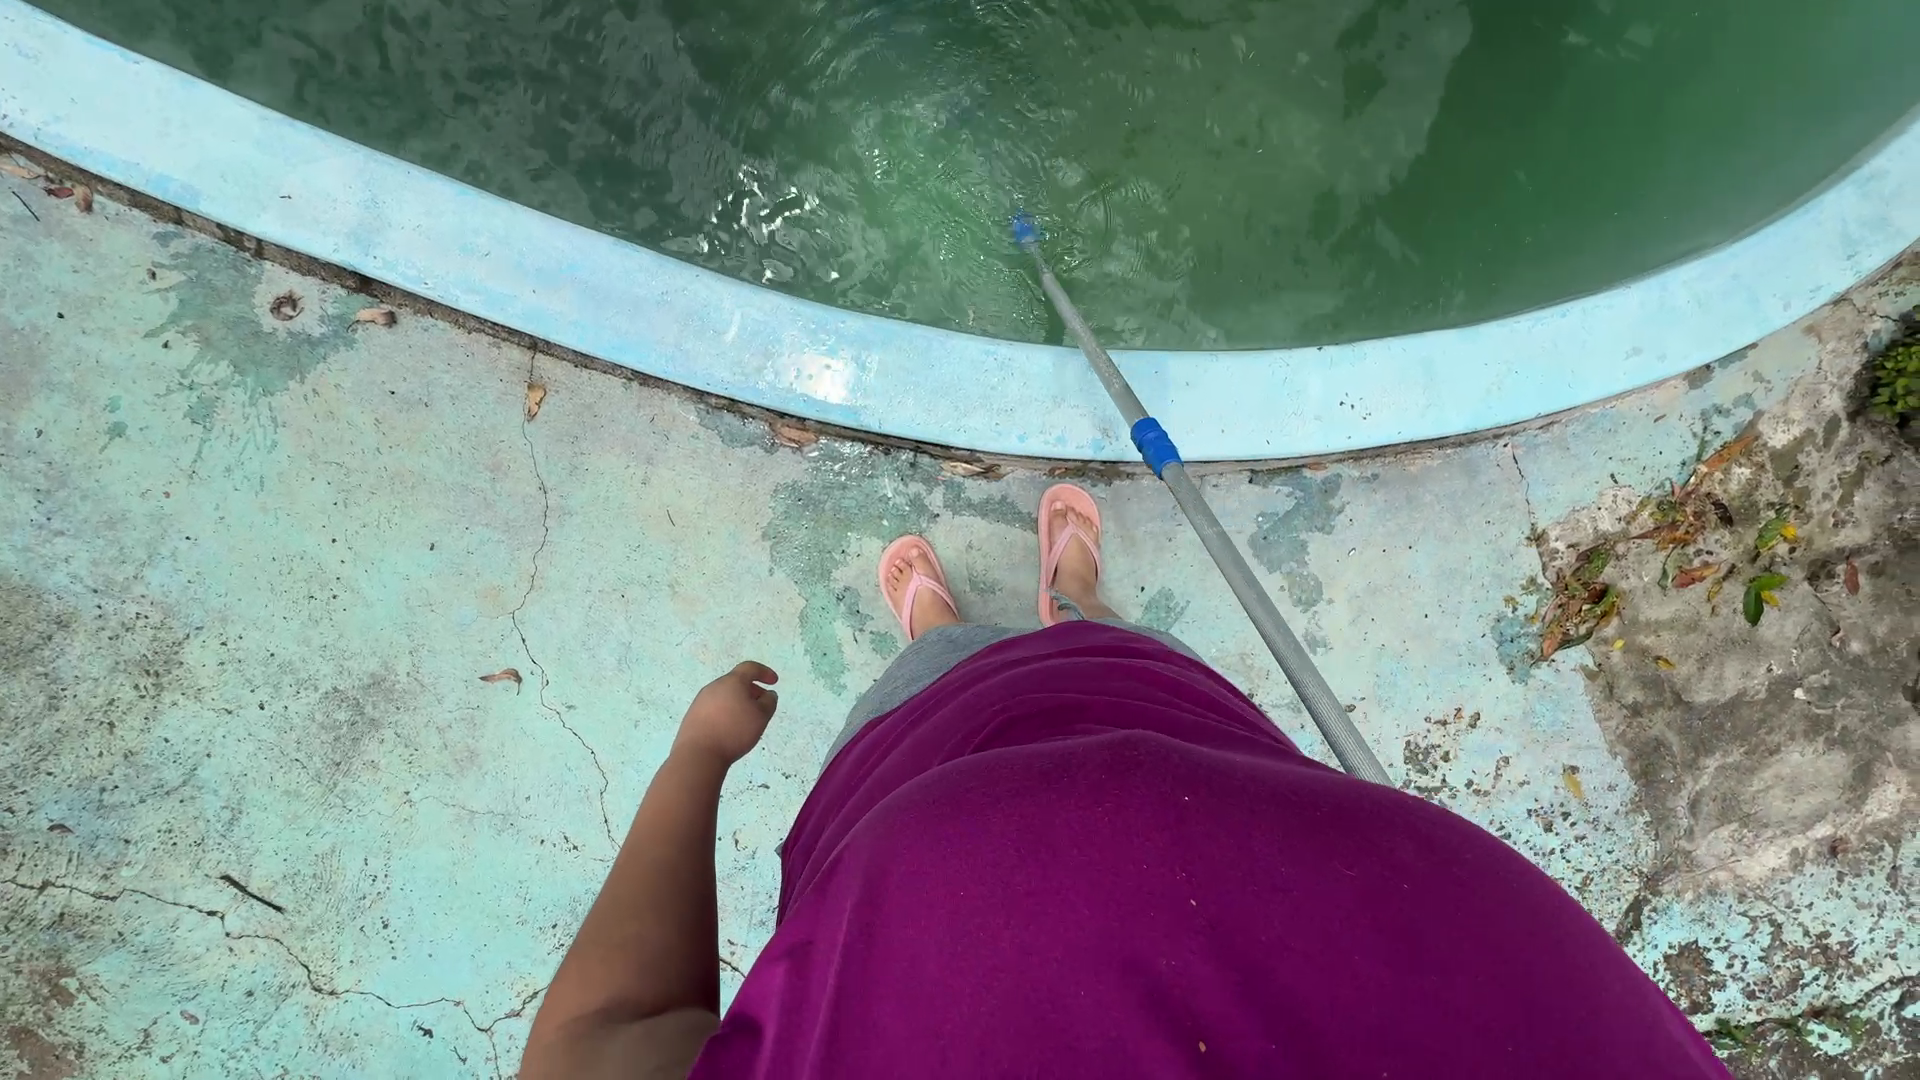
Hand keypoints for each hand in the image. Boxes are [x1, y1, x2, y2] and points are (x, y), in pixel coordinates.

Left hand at [672, 662, 778, 766]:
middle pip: (736, 682)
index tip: (774, 681)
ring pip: (724, 695)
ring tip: (746, 719)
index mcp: (732, 682)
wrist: (698, 754)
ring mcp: (700, 701)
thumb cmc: (734, 731)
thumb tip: (768, 694)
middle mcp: (714, 687)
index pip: (749, 668)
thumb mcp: (761, 716)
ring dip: (738, 702)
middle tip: (761, 704)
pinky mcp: (692, 716)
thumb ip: (769, 702)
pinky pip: (714, 708)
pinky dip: (726, 712)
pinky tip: (729, 729)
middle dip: (752, 690)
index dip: (764, 672)